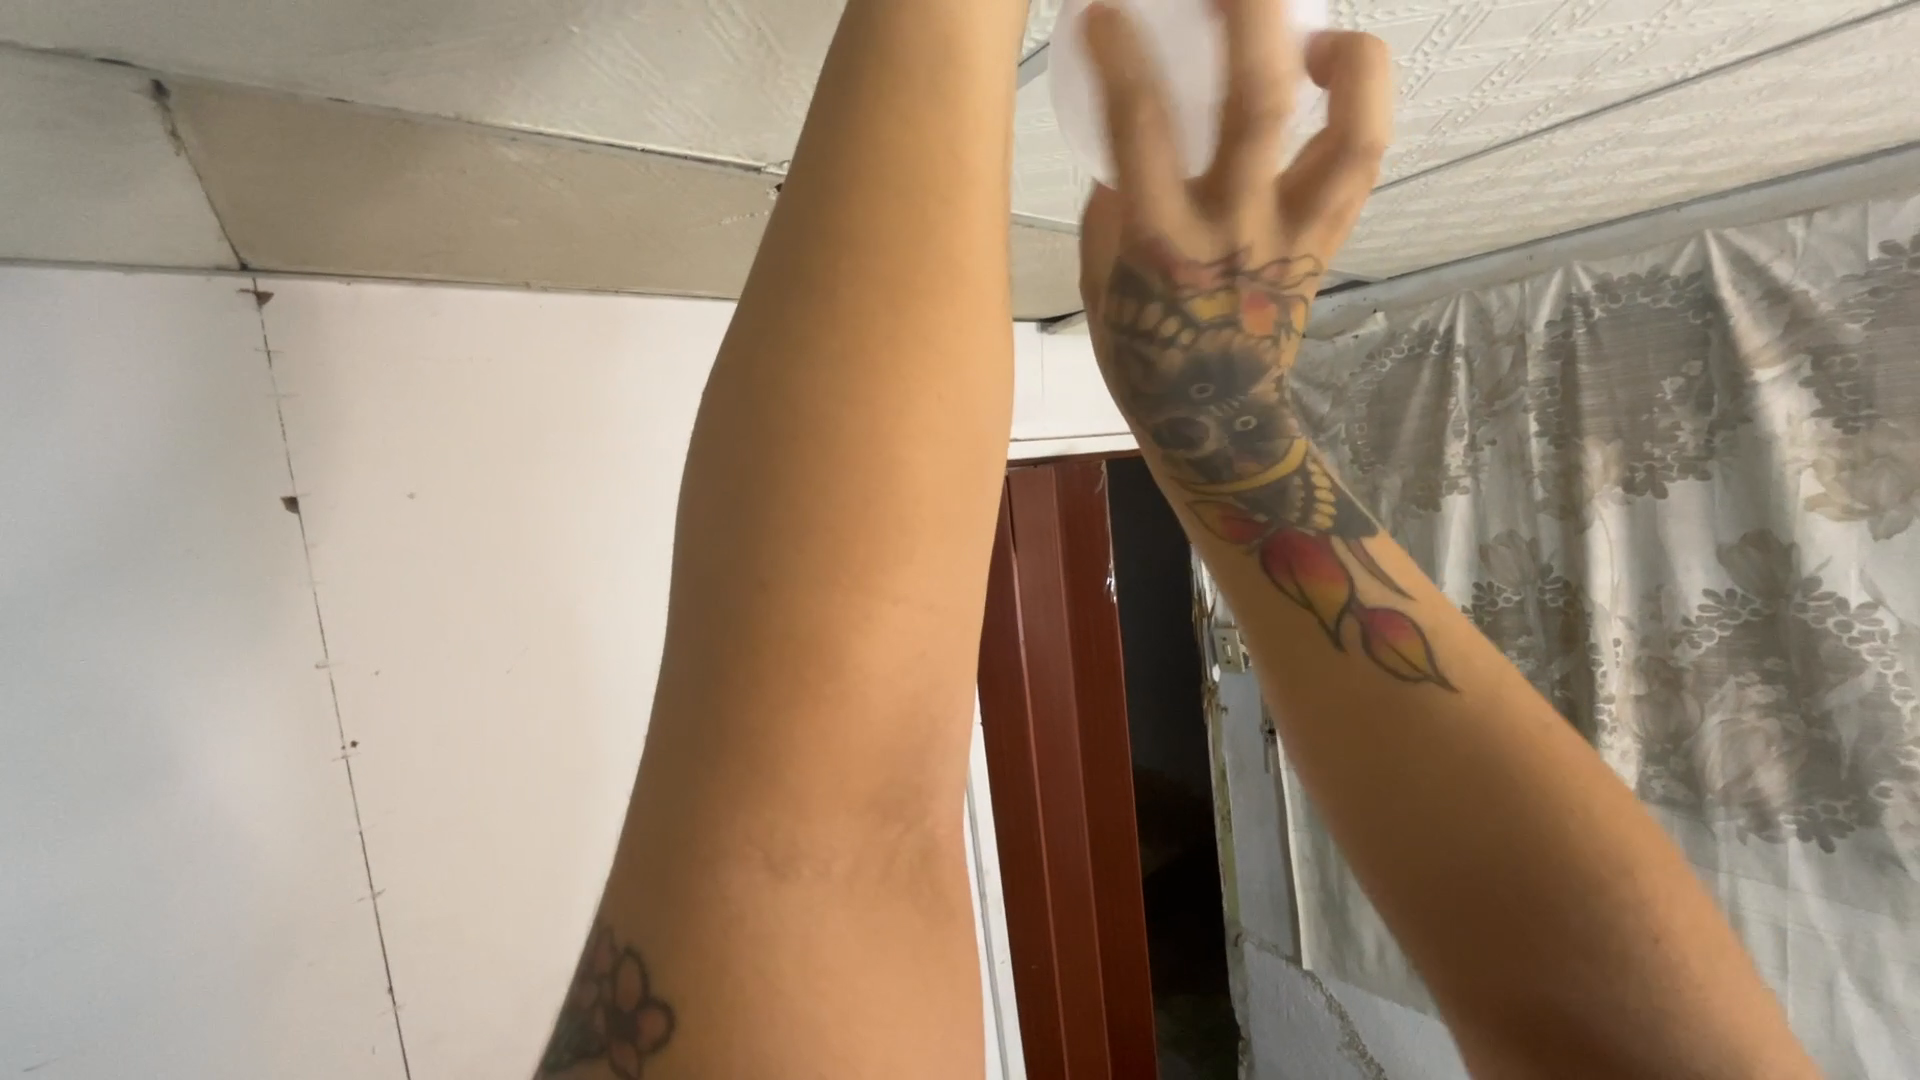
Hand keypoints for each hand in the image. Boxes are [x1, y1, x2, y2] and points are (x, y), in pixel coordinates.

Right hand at [1078, 3, 1393, 461]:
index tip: (1104, 14)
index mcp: (1159, 243)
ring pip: (1352, 128)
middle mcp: (1233, 228)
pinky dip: (1359, 108)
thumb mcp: (1100, 290)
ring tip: (1314, 36)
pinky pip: (1361, 163)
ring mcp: (1292, 235)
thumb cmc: (1145, 360)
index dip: (1122, 54)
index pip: (1140, 127)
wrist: (1216, 423)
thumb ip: (1111, 215)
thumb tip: (1129, 152)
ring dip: (1347, 56)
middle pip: (1258, 100)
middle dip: (1250, 10)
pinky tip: (1332, 84)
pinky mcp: (1327, 245)